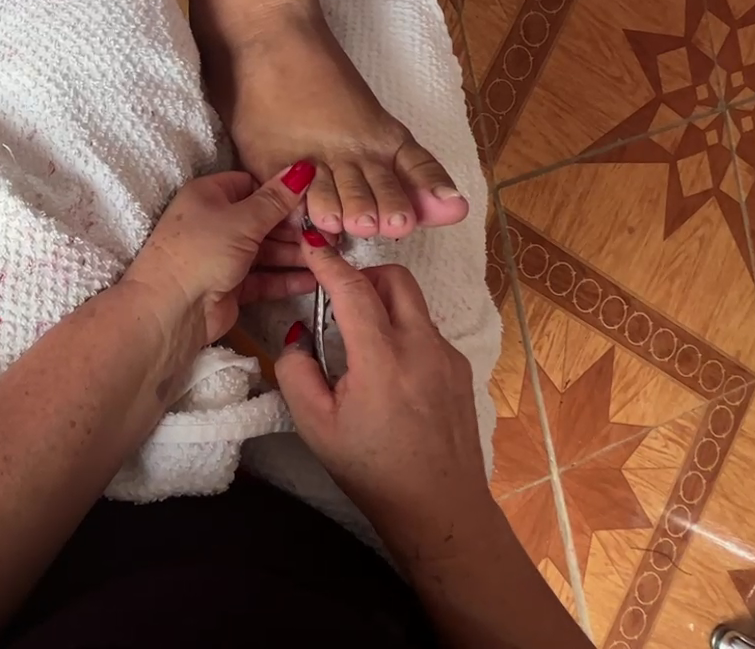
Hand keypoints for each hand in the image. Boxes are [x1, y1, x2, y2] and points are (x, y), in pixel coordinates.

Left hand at [122, 162, 320, 342]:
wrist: (171, 308)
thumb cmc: (201, 250)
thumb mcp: (242, 220)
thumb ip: (275, 199)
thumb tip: (303, 168)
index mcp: (208, 195)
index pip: (250, 185)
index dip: (280, 192)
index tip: (313, 201)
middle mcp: (214, 222)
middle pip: (262, 219)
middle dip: (294, 227)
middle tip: (330, 233)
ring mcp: (222, 255)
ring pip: (266, 249)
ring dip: (295, 253)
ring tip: (331, 256)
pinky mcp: (231, 284)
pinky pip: (264, 276)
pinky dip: (286, 278)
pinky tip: (315, 279)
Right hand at [276, 246, 491, 548]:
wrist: (440, 510)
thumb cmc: (371, 468)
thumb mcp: (313, 424)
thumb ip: (294, 369)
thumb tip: (299, 333)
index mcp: (382, 360)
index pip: (354, 289)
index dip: (328, 261)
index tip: (311, 243)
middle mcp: (422, 348)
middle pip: (395, 277)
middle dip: (362, 273)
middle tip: (338, 297)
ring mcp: (447, 356)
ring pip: (412, 302)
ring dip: (381, 301)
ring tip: (358, 338)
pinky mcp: (460, 369)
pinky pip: (424, 328)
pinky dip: (399, 327)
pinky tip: (386, 367)